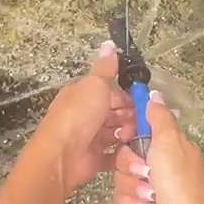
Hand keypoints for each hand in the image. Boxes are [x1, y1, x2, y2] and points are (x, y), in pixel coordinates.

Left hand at [25, 42, 135, 192]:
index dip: (127, 97)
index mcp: (82, 95)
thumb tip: (110, 44)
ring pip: (117, 133)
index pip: (111, 93)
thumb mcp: (94, 85)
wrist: (62, 155)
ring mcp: (89, 138)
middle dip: (130, 117)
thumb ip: (105, 68)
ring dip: (128, 134)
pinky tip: (130, 151)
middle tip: (138, 122)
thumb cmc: (77, 117)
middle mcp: (85, 116)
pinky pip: (114, 154)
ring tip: (130, 137)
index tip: (141, 101)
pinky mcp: (94, 158)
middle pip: (116, 113)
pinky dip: (123, 153)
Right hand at [112, 92, 203, 203]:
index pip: (139, 131)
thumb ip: (159, 117)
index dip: (130, 135)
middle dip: (131, 167)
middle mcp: (160, 165)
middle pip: (125, 155)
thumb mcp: (170, 141)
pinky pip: (121, 199)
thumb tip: (155, 95)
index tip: (127, 138)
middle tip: (147, 173)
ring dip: (133, 188)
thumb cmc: (179, 182)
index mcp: (170, 146)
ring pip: (120, 178)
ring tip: (150, 197)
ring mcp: (150, 187)